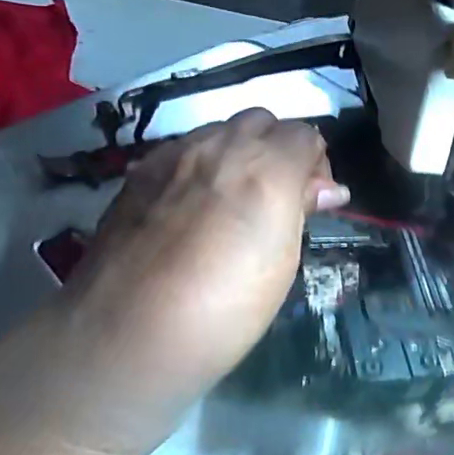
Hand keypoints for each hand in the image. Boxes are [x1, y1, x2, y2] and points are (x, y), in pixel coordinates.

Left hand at [63, 108, 346, 395]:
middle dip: (275, 149)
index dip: (314, 166)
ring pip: (217, 131)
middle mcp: (219, 146)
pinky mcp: (138, 172)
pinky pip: (180, 152)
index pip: (304, 135)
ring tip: (228, 204)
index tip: (310, 203)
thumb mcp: (280, 266)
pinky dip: (196, 167)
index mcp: (265, 168)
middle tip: (273, 199)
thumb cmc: (222, 312)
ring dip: (235, 154)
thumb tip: (325, 189)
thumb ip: (300, 212)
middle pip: (261, 121)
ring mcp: (173, 155)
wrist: (128, 333)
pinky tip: (187, 208)